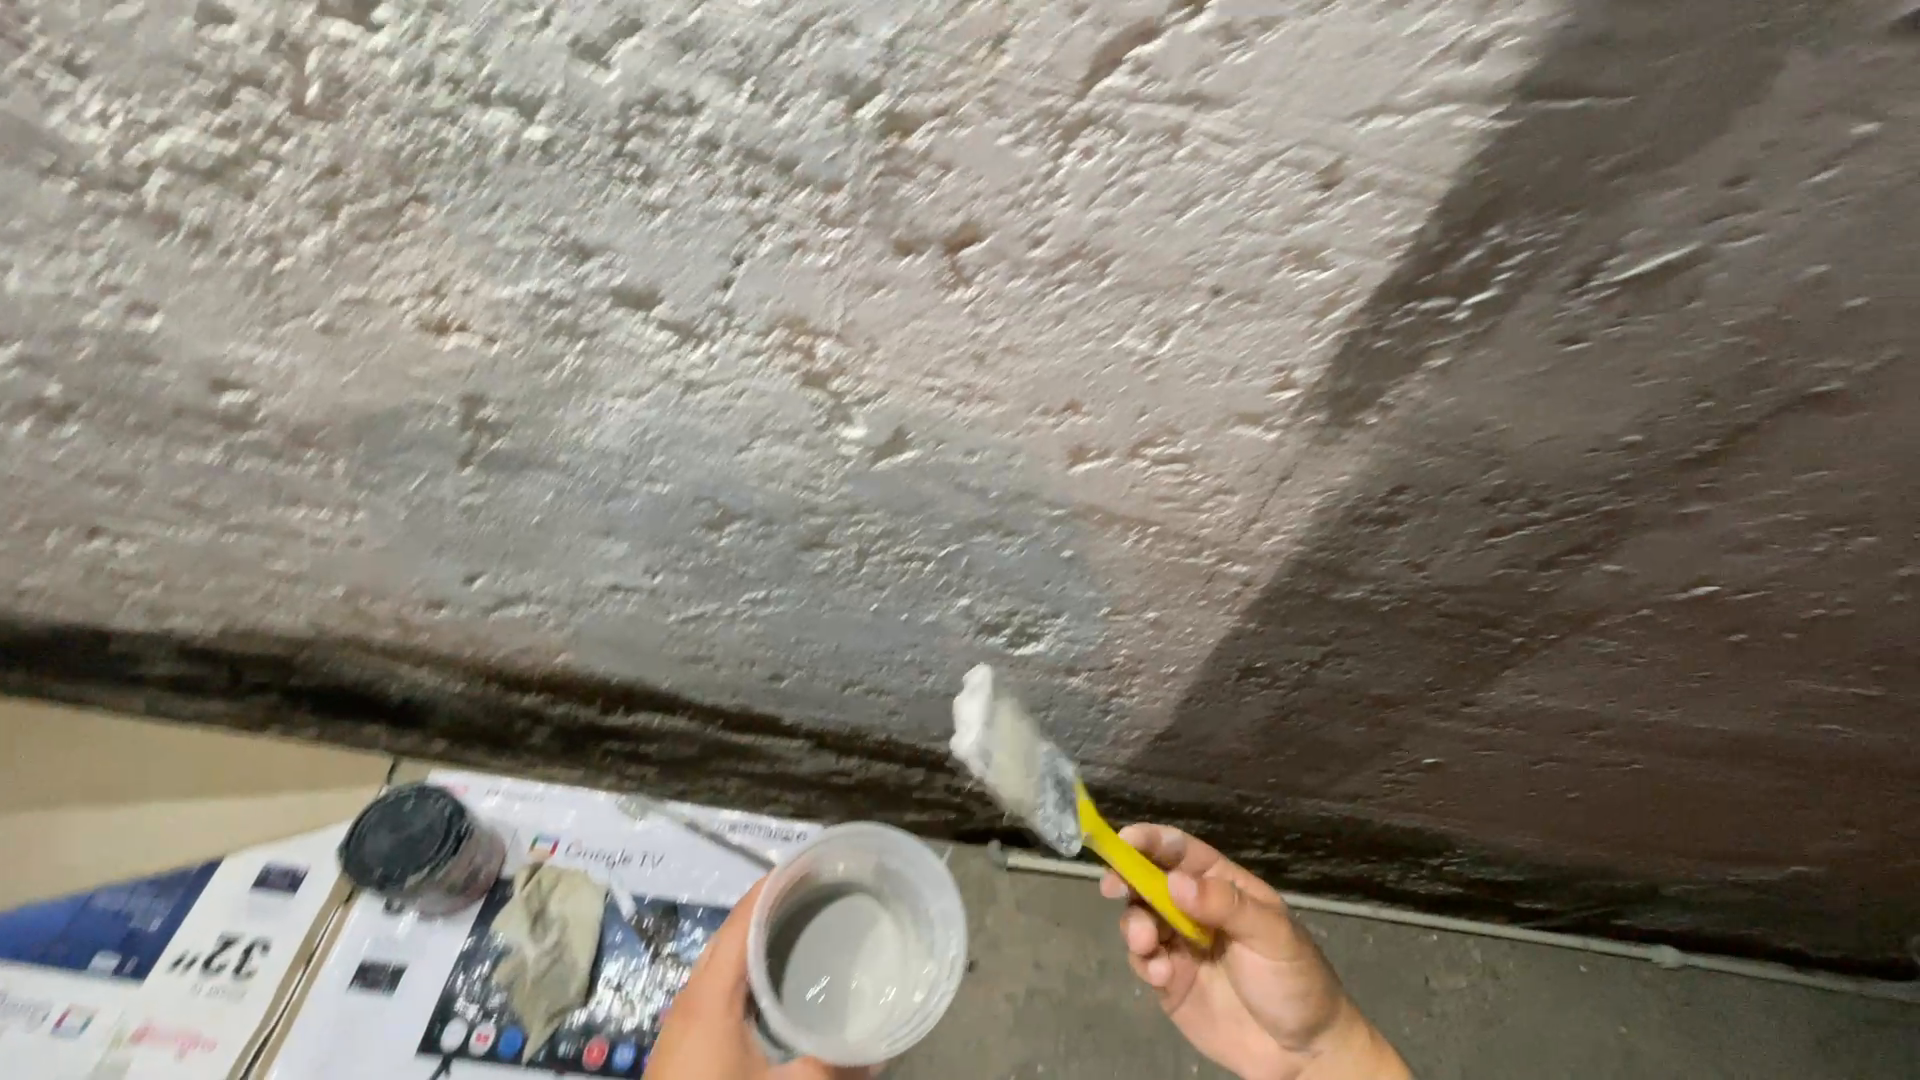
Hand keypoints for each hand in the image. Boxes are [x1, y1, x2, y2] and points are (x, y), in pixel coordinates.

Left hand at [644, 878, 873, 1079]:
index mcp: (710, 998)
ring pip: (720, 961)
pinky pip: (716, 987)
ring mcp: (681, 1024)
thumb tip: (877, 1052)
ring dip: (755, 937)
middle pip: (729, 934)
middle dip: (770, 906)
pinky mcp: (682, 1046)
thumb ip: (834, 1069)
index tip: (812, 866)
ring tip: (802, 925)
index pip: (742, 921)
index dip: (773, 887)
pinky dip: (744, 969)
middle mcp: (690, 1000)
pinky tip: (772, 984)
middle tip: (819, 892)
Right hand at [1101, 825, 1409, 1079]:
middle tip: (1112, 887)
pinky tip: (1162, 975)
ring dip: (1134, 925)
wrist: (1303, 1054)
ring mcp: (1179, 944)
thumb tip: (1174, 881)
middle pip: (1148, 880)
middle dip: (1126, 879)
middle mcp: (1193, 908)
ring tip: (1147, 944)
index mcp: (1221, 885)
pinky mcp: (1169, 980)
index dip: (1150, 840)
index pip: (1180, 851)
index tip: (1123, 839)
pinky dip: (1143, 962)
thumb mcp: (1271, 935)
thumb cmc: (1295, 981)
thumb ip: (1224, 904)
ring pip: (1138, 918)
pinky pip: (1142, 960)